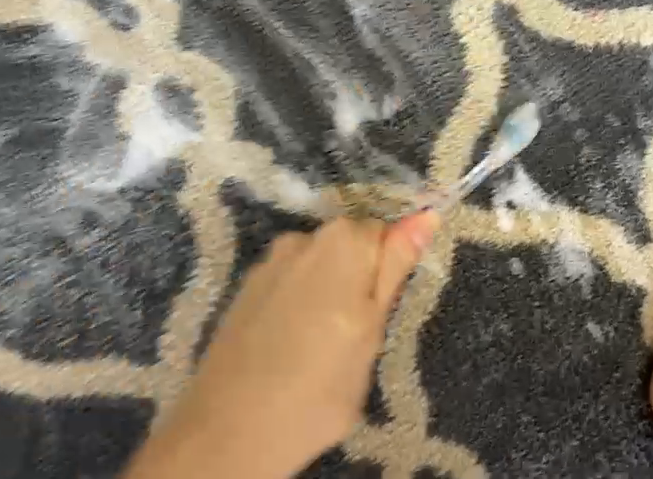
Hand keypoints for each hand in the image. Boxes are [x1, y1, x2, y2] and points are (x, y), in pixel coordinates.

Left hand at [127, 212, 439, 478]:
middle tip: (353, 339)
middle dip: (356, 283)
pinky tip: (287, 353)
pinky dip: (294, 312)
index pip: (384, 235)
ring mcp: (267, 265)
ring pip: (317, 271)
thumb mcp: (372, 329)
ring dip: (325, 298)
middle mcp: (302, 238)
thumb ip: (396, 266)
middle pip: (349, 249)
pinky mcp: (243, 293)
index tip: (377, 316)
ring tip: (318, 352)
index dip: (386, 275)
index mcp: (342, 240)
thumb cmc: (317, 387)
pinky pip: (287, 289)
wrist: (226, 436)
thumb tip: (426, 215)